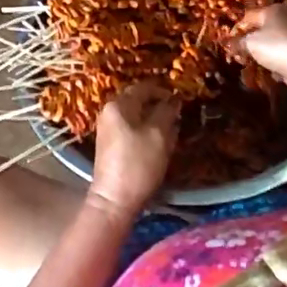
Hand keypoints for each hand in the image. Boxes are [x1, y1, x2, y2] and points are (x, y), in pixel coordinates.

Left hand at [87, 82, 179, 216]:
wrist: (114, 198)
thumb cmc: (138, 164)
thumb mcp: (158, 136)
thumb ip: (166, 113)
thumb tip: (173, 100)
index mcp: (118, 105)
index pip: (142, 88)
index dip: (162, 90)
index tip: (179, 96)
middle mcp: (109, 112)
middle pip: (136, 100)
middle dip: (157, 104)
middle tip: (177, 112)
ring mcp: (107, 128)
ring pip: (134, 115)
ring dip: (152, 118)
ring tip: (171, 127)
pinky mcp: (109, 143)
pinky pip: (130, 128)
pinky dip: (145, 129)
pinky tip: (158, 140)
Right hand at [228, 4, 286, 91]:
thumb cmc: (278, 46)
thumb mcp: (250, 43)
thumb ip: (238, 43)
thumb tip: (229, 44)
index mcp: (272, 11)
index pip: (248, 16)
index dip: (237, 28)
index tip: (227, 40)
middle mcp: (285, 21)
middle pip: (261, 31)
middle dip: (250, 42)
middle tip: (236, 53)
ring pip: (272, 46)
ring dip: (262, 56)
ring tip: (248, 65)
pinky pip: (281, 60)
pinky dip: (275, 66)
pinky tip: (264, 73)